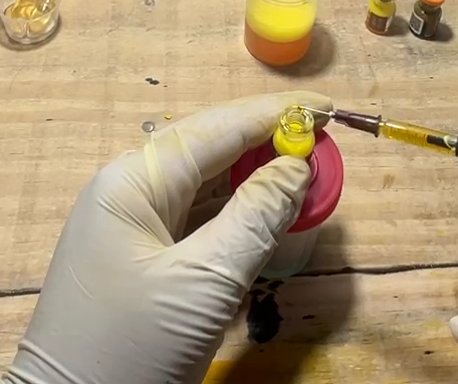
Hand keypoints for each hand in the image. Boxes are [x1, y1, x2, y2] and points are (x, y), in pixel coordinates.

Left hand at [4, 90, 331, 383]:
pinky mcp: (141, 256)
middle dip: (267, 144)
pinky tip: (267, 211)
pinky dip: (237, 213)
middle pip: (211, 149)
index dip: (273, 114)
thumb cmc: (129, 350)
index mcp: (135, 180)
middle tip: (323, 145)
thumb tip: (297, 168)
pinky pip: (197, 218)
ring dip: (255, 179)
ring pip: (206, 184)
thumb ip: (255, 219)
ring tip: (305, 175)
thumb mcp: (202, 285)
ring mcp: (132, 222)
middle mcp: (131, 187)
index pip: (216, 128)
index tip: (327, 107)